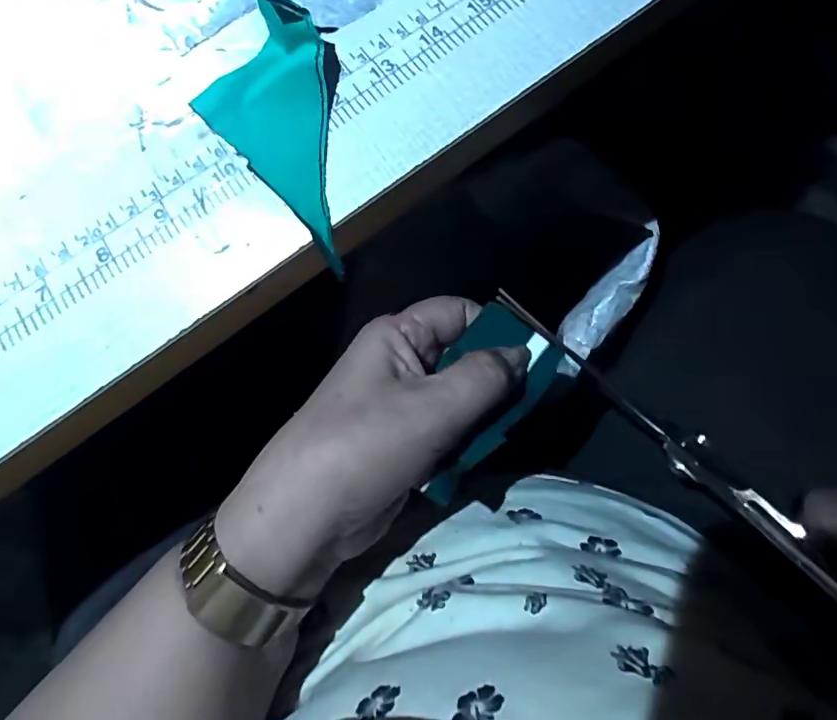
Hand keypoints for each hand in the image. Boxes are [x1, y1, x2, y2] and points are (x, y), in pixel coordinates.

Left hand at [215, 298, 529, 598]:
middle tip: (530, 403)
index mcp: (398, 335)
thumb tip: (523, 353)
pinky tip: (479, 458)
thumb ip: (486, 376)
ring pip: (459, 394)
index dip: (497, 329)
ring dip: (484, 414)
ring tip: (505, 435)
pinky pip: (447, 427)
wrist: (300, 523)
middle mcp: (399, 360)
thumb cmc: (366, 447)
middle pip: (463, 354)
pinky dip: (466, 440)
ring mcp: (400, 403)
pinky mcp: (403, 440)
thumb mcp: (434, 407)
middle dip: (496, 377)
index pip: (460, 313)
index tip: (536, 358)